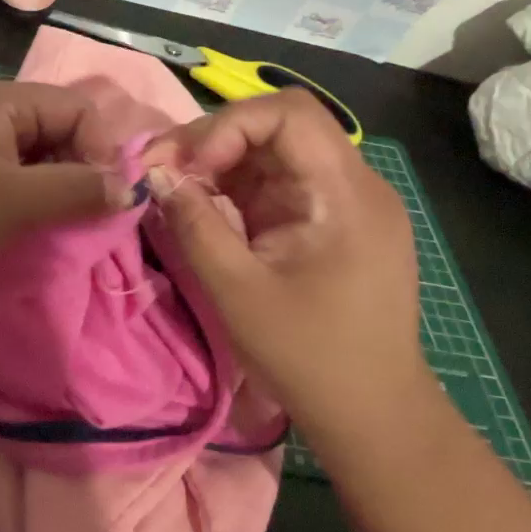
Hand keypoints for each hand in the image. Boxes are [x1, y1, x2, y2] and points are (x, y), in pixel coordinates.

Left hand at [0, 81, 133, 267]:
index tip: (105, 197)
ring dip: (51, 183)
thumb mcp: (17, 200)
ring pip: (30, 151)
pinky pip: (3, 168)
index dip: (102, 149)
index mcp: (3, 99)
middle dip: (79, 166)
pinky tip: (20, 221)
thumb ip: (77, 190)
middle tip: (83, 213)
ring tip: (54, 221)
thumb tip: (129, 187)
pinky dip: (22, 191)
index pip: (78, 108)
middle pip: (55, 125)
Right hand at [144, 88, 425, 425]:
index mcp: (346, 194)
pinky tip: (204, 204)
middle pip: (279, 124)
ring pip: (274, 149)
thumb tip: (155, 173)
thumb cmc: (309, 356)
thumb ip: (194, 222)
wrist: (374, 417)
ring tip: (175, 185)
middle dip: (215, 138)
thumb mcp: (237, 290)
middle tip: (163, 169)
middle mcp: (355, 184)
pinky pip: (278, 180)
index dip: (229, 125)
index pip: (289, 114)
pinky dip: (236, 183)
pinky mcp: (329, 219)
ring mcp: (345, 201)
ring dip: (220, 159)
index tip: (188, 165)